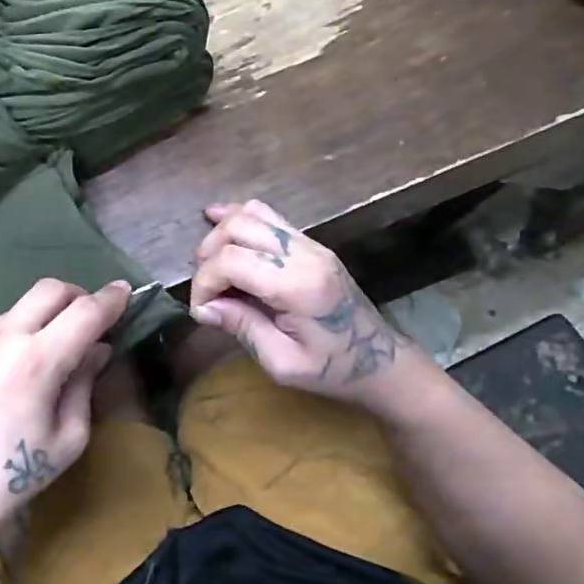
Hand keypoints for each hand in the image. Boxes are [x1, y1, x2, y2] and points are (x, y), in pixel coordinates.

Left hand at [0, 278, 131, 582]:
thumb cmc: (13, 476)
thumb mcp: (68, 437)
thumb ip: (84, 382)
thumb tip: (97, 348)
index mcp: (35, 363)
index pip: (84, 312)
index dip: (111, 299)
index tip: (125, 292)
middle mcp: (0, 337)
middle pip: (50, 289)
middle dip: (78, 296)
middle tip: (90, 320)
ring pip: (19, 308)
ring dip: (44, 320)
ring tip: (46, 358)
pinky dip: (14, 337)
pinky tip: (9, 375)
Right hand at [189, 200, 408, 403]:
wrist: (381, 361)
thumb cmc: (333, 369)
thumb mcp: (282, 363)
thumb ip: (242, 328)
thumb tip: (202, 308)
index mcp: (298, 286)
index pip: (230, 261)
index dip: (204, 283)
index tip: (202, 311)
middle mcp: (305, 254)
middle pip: (237, 228)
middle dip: (208, 256)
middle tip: (207, 291)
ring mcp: (310, 244)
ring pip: (251, 214)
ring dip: (220, 233)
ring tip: (207, 262)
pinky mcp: (311, 244)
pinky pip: (268, 215)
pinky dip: (238, 217)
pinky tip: (217, 219)